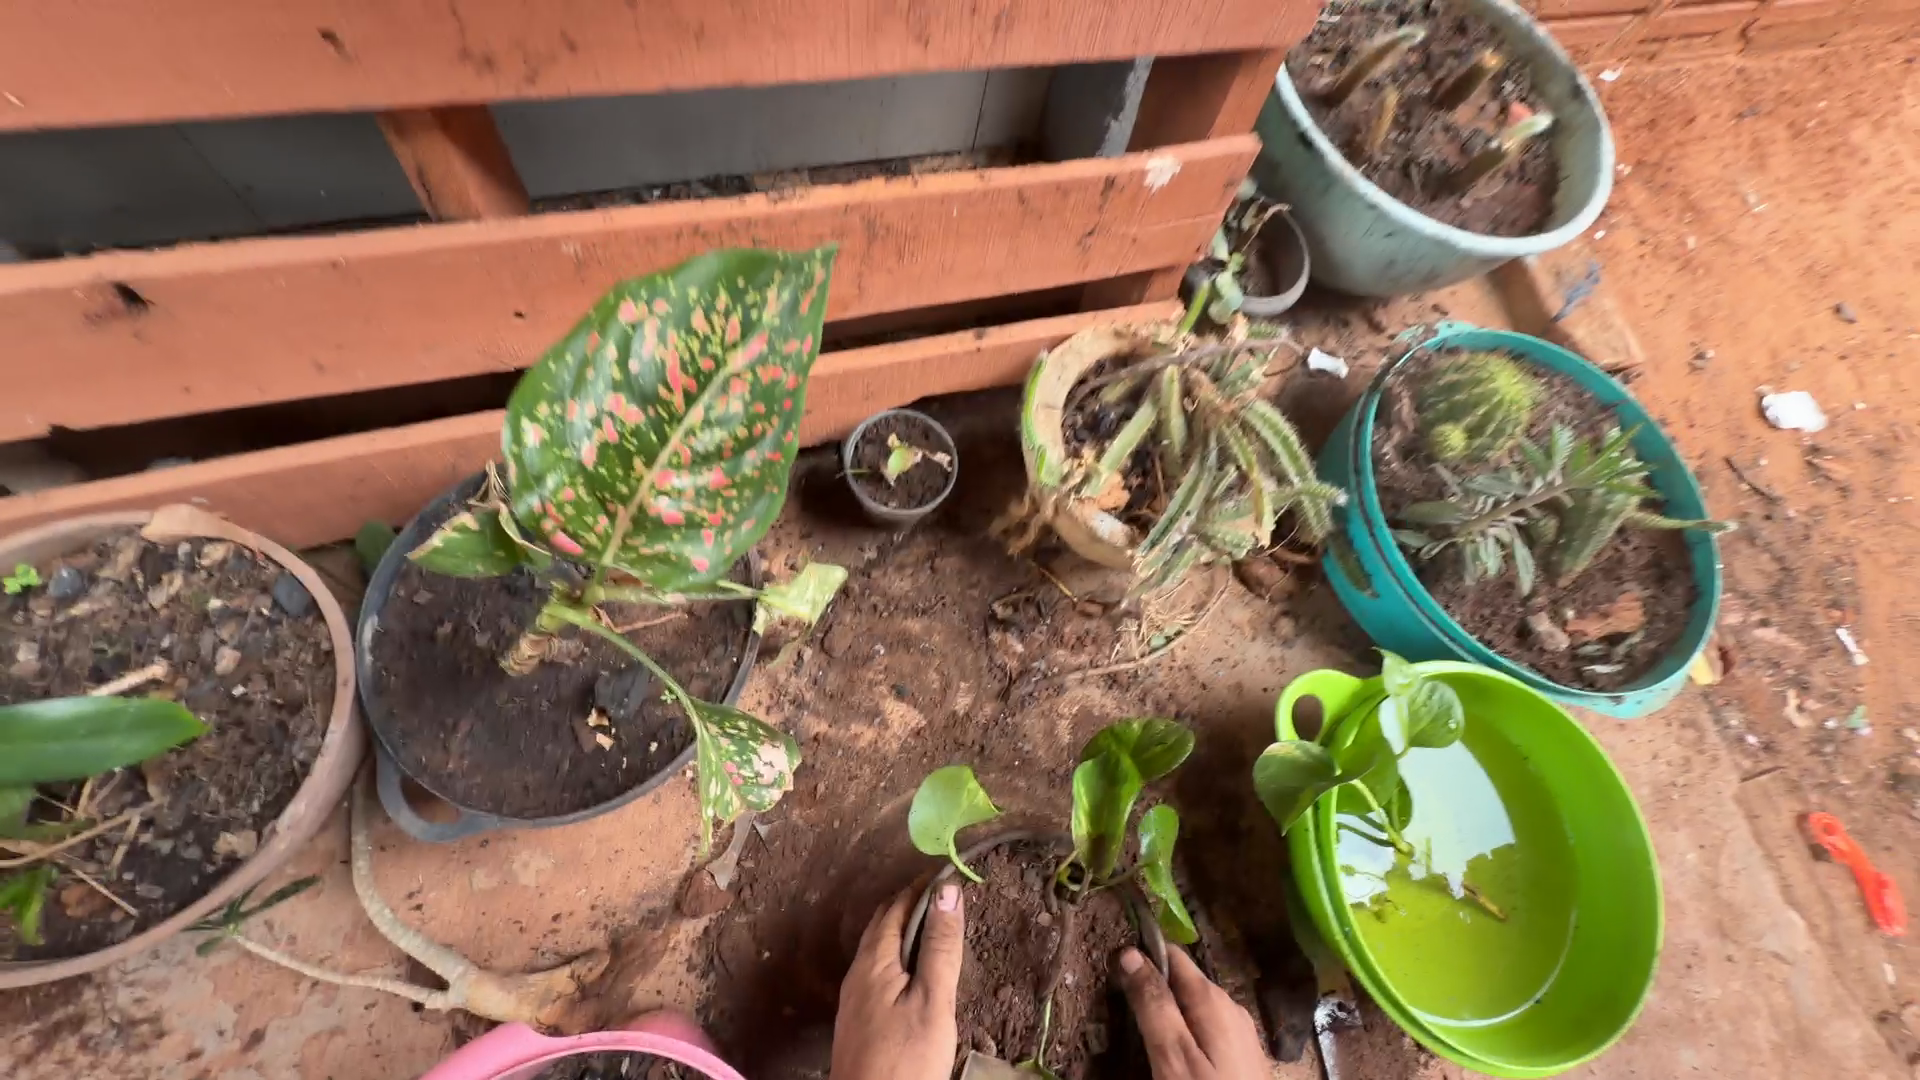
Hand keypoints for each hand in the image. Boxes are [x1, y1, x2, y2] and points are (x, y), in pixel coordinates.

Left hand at [831, 883, 964, 1079]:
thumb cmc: (906, 1058)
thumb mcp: (933, 1000)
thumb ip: (940, 945)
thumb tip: (947, 888)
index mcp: (874, 959)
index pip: (899, 905)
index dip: (923, 886)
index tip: (950, 875)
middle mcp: (857, 971)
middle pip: (884, 924)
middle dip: (912, 904)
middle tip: (945, 898)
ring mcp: (853, 998)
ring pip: (878, 948)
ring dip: (904, 931)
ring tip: (935, 930)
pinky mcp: (856, 1021)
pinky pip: (876, 970)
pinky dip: (897, 955)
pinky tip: (912, 973)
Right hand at [1113, 945, 1269, 1078]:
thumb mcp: (1173, 1057)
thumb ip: (1153, 1004)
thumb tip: (1130, 952)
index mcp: (1212, 998)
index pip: (1171, 954)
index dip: (1142, 959)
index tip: (1115, 977)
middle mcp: (1230, 1006)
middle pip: (1182, 982)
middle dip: (1154, 992)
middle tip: (1125, 1017)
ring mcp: (1240, 1034)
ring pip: (1194, 1009)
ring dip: (1169, 1018)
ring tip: (1145, 1042)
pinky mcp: (1244, 1059)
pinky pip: (1207, 1032)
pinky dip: (1187, 1037)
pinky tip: (1175, 1061)